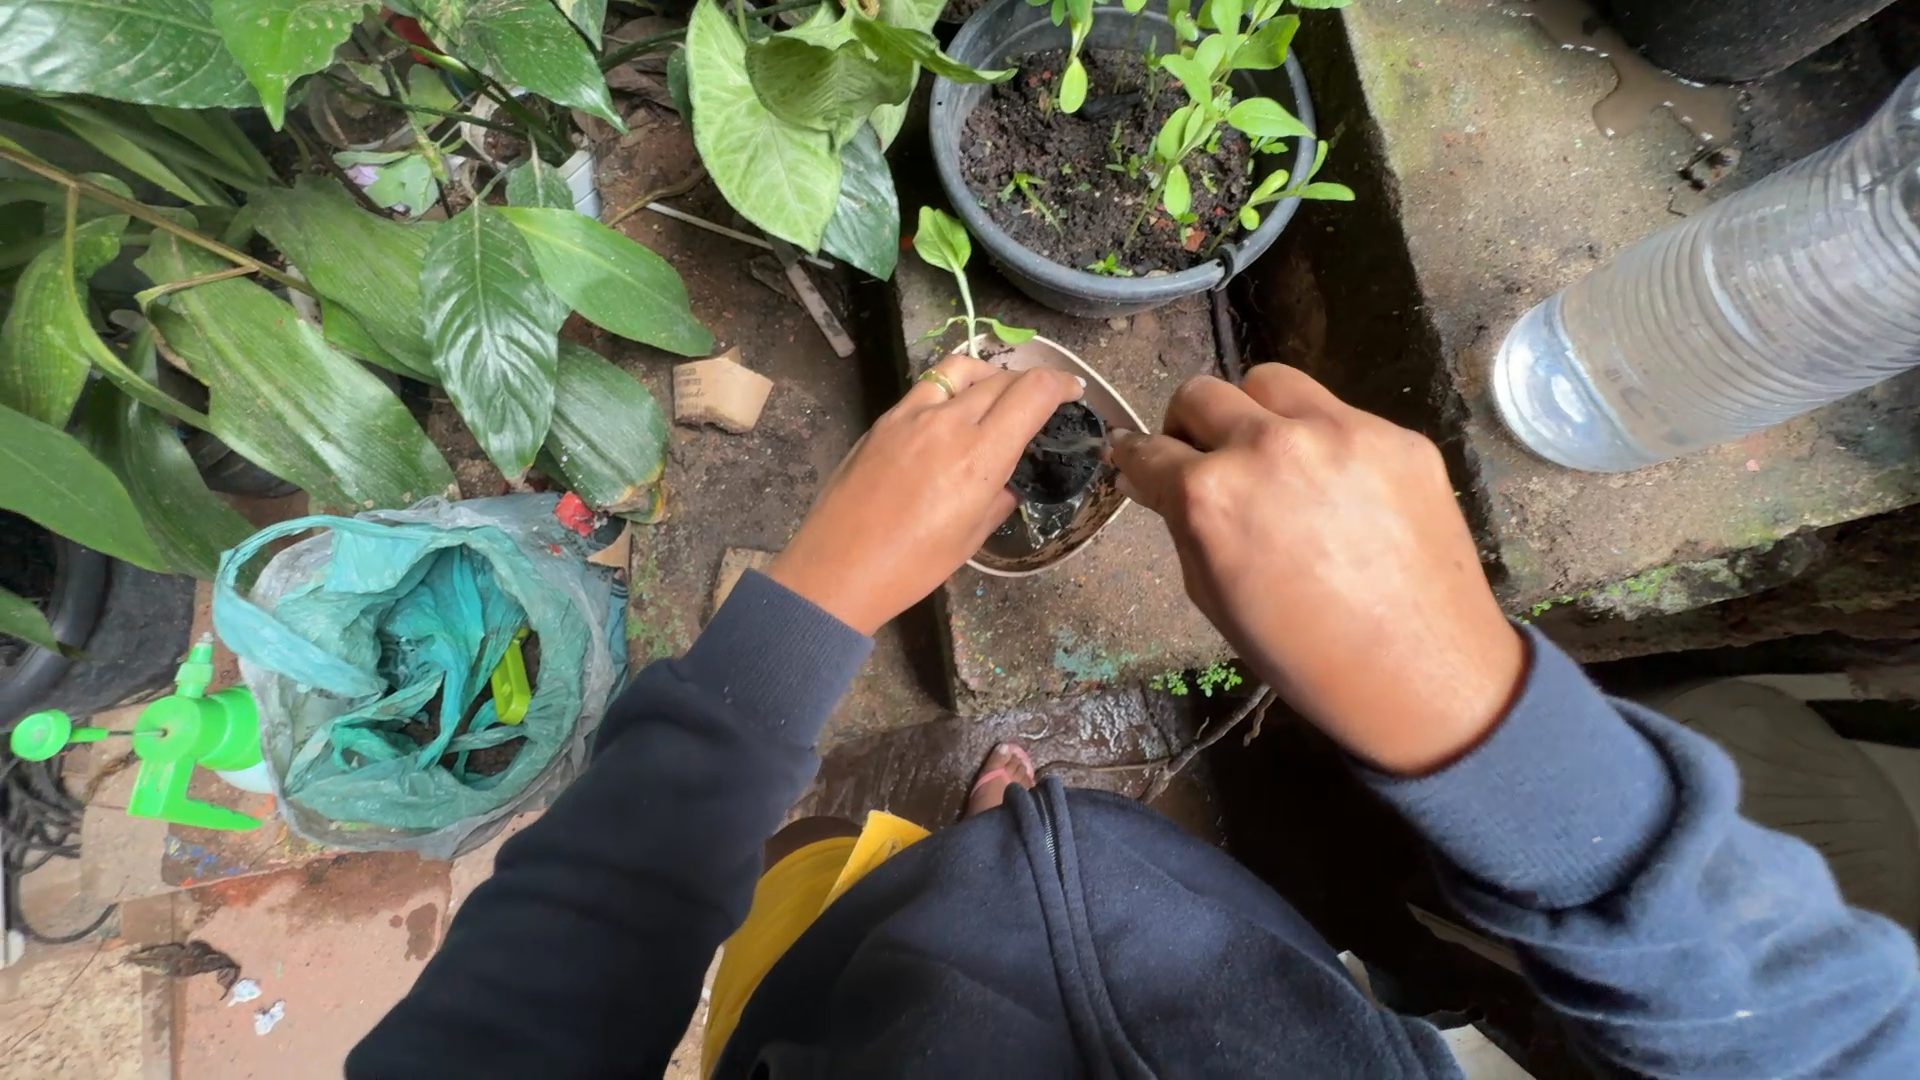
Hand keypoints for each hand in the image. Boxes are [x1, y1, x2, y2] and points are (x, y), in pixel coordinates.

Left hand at [767, 354, 1084, 634]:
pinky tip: (951, 411)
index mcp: (980, 456)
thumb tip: (1006, 482)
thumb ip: (998, 499)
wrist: (838, 569)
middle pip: (1002, 378)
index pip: (1032, 393)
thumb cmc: (912, 567)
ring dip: (990, 374)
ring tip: (996, 393)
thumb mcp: (971, 538)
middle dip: (1031, 381)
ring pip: (962, 369)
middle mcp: (950, 423)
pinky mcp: (884, 419)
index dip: (1061, 384)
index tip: (1072, 391)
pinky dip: (952, 387)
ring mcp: (912, 415)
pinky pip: (928, 386)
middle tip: (1041, 399)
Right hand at [1109, 365, 1524, 774]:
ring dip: (1249, 413)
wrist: (1416, 673)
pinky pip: (1333, 412)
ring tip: (1266, 456)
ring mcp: (1337, 431)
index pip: (1147, 450)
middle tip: (1200, 459)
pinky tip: (1333, 486)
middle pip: (1199, 394)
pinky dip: (1313, 437)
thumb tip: (1154, 481)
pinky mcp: (1394, 434)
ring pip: (1267, 382)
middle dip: (1185, 426)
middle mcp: (1266, 445)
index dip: (1133, 457)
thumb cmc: (1295, 651)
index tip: (1133, 459)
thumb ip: (1179, 523)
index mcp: (1209, 494)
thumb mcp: (1208, 592)